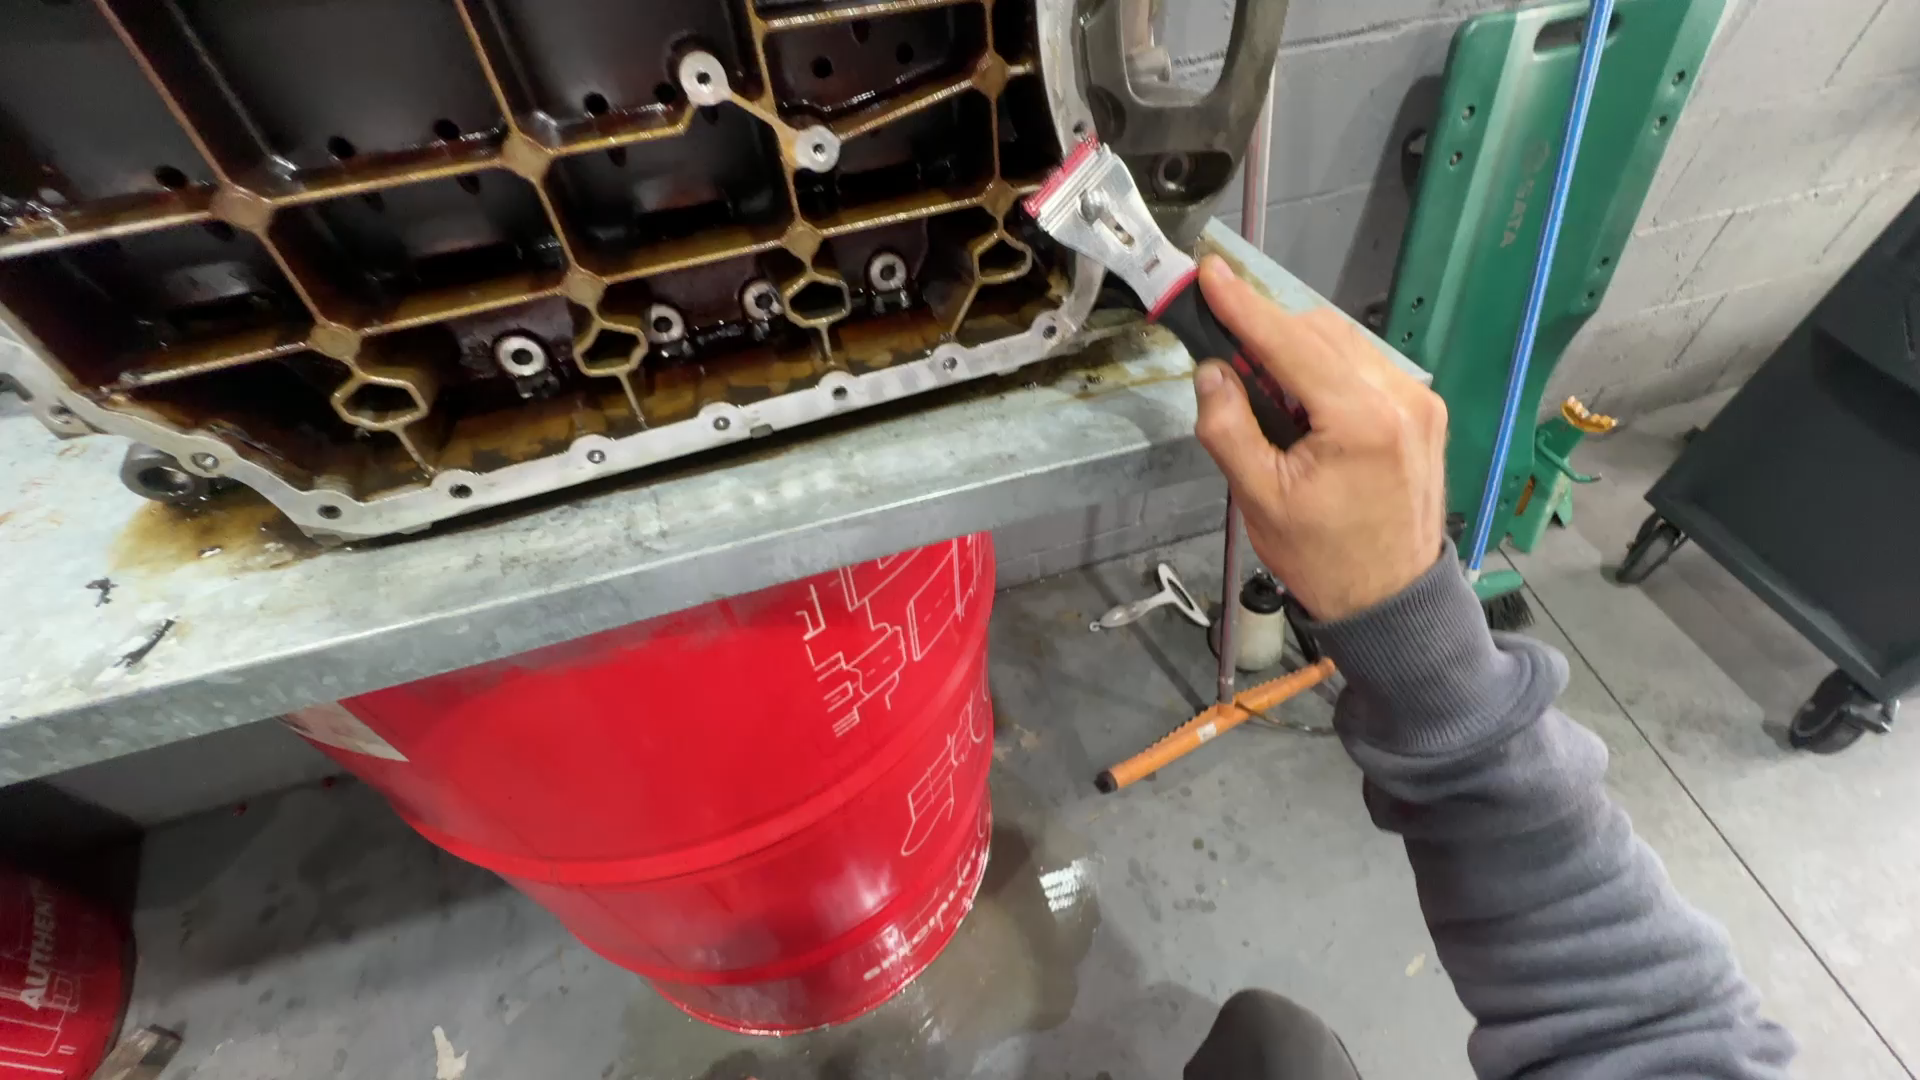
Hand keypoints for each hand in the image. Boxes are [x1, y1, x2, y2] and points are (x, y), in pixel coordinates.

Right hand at [1191, 255, 1446, 620]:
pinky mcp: (1422, 412)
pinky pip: (1363, 367)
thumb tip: (1213, 372)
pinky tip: (1297, 393)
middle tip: (1222, 334)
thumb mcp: (1258, 498)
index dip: (1245, 306)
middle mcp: (1401, 396)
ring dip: (1294, 345)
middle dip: (1267, 325)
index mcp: (1361, 419)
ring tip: (1256, 374)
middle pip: (1322, 332)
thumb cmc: (1320, 556)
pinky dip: (1321, 366)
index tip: (1211, 272)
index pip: (1292, 343)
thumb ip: (1229, 428)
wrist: (1389, 598)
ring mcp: (1419, 401)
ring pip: (1345, 344)